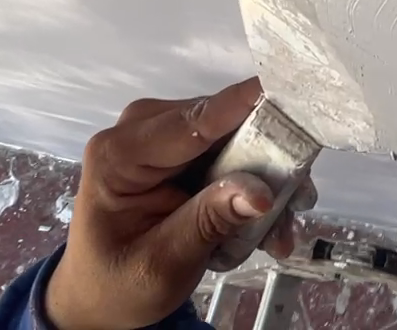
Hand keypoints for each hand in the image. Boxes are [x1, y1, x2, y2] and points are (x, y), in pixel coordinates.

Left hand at [45, 78, 317, 329]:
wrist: (97, 300)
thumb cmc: (116, 286)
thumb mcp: (160, 266)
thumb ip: (207, 223)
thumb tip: (261, 191)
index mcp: (121, 153)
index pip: (196, 119)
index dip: (248, 106)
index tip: (296, 96)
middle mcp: (144, 128)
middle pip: (225, 124)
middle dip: (267, 161)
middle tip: (299, 201)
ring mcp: (167, 132)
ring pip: (237, 136)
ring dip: (266, 177)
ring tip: (283, 226)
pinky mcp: (185, 144)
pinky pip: (233, 149)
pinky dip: (254, 182)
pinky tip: (267, 223)